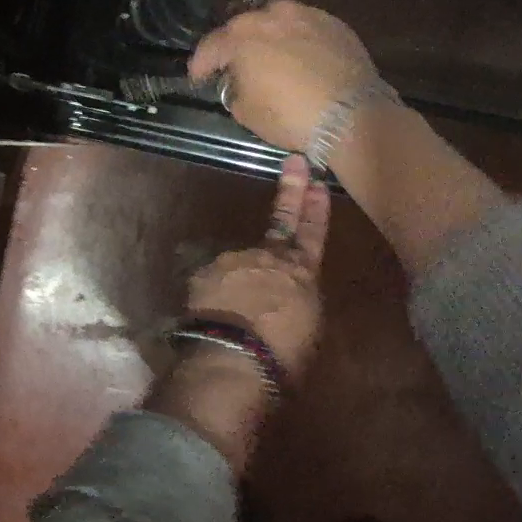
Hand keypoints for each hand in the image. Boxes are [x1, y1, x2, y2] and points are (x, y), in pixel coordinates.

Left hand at [185, 155, 329, 377]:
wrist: (234, 358)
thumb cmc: (284, 355)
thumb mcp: (307, 329)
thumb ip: (298, 302)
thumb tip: (288, 298)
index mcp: (300, 272)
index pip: (312, 233)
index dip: (315, 208)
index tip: (317, 181)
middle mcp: (266, 257)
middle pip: (280, 222)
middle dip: (291, 192)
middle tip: (294, 163)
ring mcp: (232, 261)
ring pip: (240, 264)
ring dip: (242, 279)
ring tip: (240, 315)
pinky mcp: (203, 274)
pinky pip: (214, 282)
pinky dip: (217, 295)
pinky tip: (217, 318)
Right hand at [188, 0, 381, 151]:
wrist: (352, 114)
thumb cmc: (291, 115)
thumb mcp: (247, 113)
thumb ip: (235, 91)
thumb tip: (241, 82)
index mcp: (241, 36)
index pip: (210, 46)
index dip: (200, 64)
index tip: (198, 77)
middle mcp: (271, 15)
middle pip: (243, 26)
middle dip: (234, 45)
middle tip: (234, 64)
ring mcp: (306, 15)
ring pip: (276, 20)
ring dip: (267, 36)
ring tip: (269, 56)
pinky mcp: (334, 23)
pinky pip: (305, 27)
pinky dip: (297, 40)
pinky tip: (301, 57)